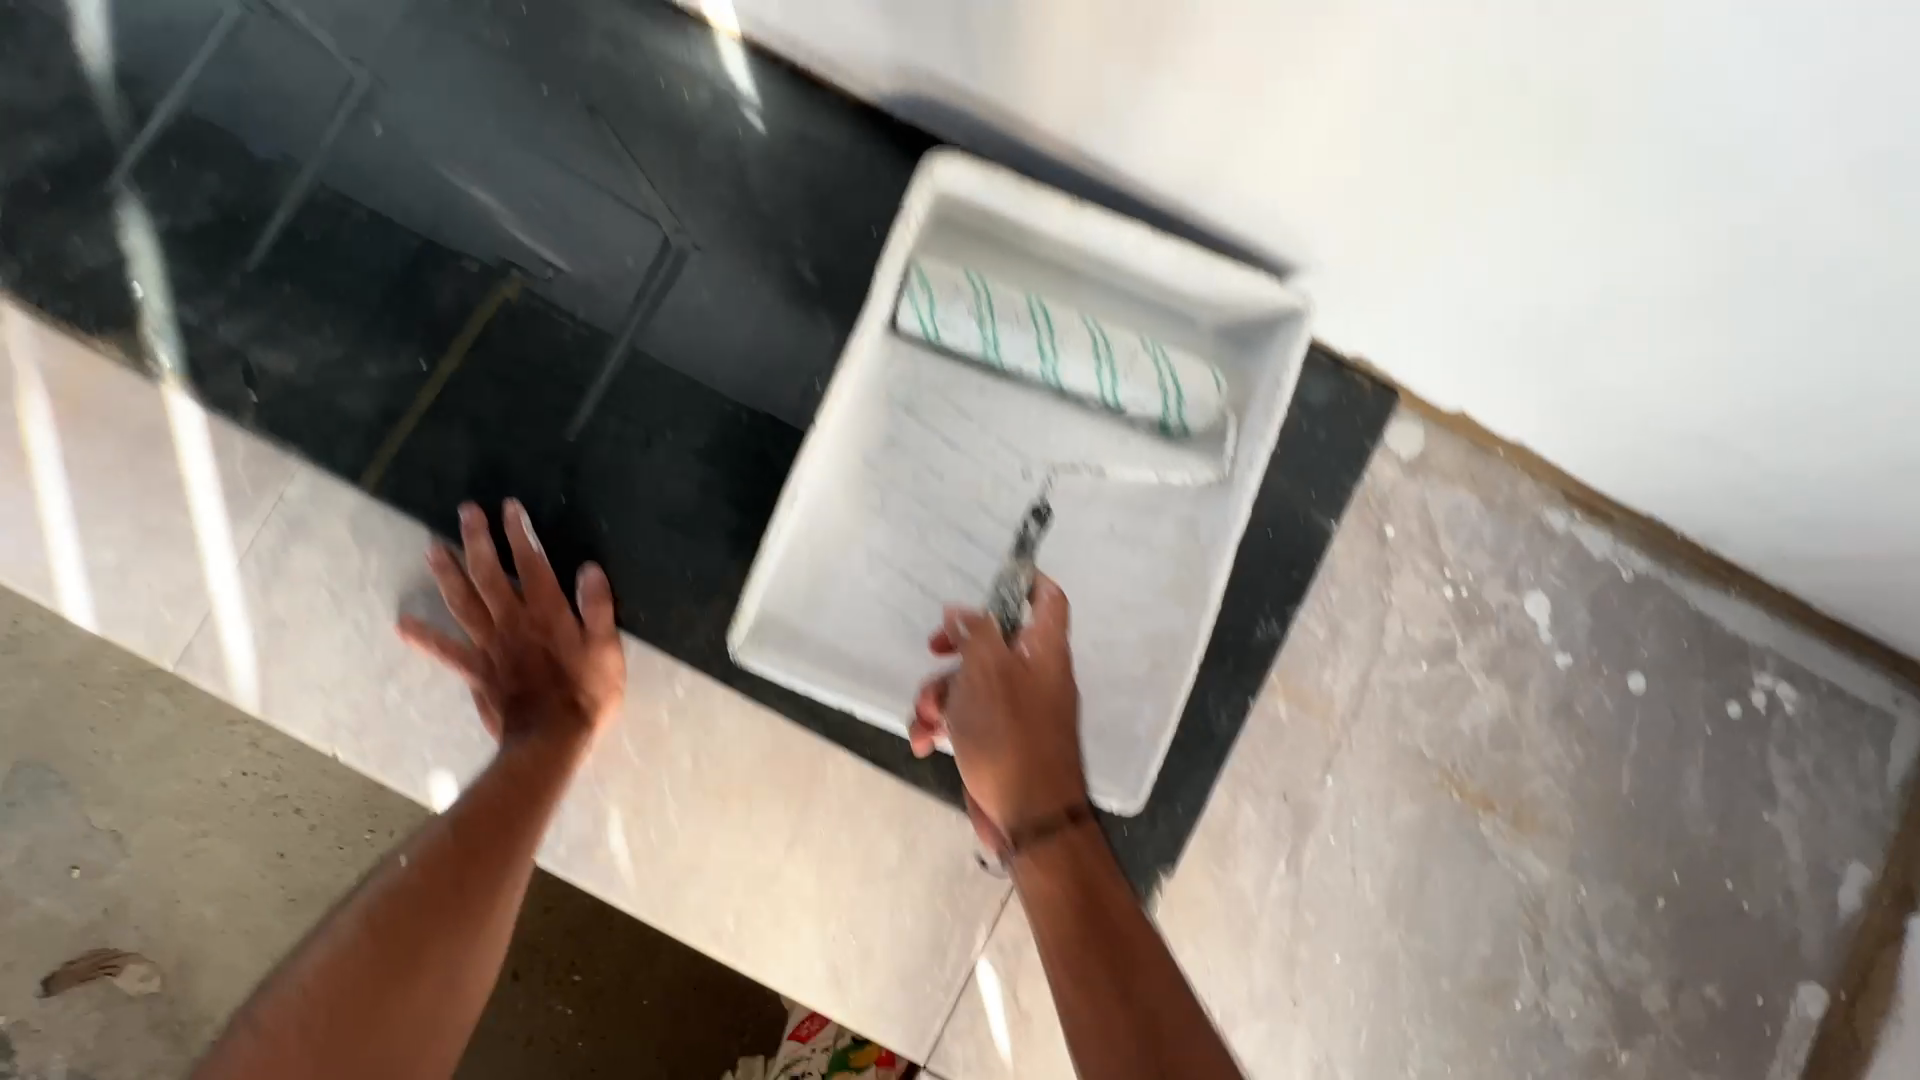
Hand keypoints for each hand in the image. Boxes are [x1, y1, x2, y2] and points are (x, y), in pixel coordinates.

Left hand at [398, 499, 625, 757]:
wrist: (552, 739)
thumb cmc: (587, 693)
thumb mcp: (607, 649)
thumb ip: (597, 608)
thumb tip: (588, 569)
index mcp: (548, 613)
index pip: (533, 564)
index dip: (521, 534)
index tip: (509, 507)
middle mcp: (513, 622)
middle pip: (490, 575)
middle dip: (478, 541)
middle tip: (465, 512)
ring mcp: (490, 646)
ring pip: (464, 603)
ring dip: (447, 574)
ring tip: (432, 549)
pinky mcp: (477, 672)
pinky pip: (447, 652)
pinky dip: (425, 637)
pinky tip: (403, 624)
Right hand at [909, 573, 1088, 849]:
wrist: (1029, 817)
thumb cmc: (1010, 735)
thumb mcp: (987, 673)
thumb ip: (975, 634)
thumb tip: (962, 610)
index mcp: (1043, 651)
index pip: (1048, 600)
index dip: (1027, 582)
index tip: (993, 578)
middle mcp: (1034, 674)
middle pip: (993, 641)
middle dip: (954, 649)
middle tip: (932, 650)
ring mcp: (1016, 709)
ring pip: (970, 682)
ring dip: (939, 696)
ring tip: (928, 720)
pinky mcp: (998, 739)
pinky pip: (967, 718)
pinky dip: (943, 725)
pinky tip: (925, 743)